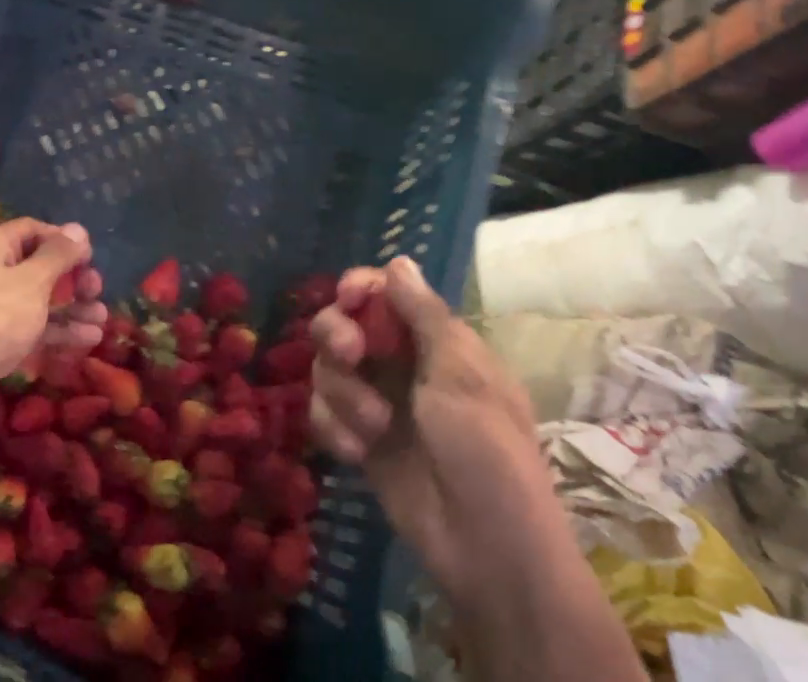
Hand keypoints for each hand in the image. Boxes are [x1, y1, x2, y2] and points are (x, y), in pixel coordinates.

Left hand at [0, 218, 101, 420]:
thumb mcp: (31, 282)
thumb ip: (58, 255)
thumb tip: (77, 229)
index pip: (33, 229)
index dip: (63, 240)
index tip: (90, 257)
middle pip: (39, 266)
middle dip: (72, 279)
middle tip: (97, 291)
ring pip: (40, 298)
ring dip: (72, 307)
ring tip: (101, 319)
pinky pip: (33, 324)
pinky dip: (58, 329)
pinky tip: (89, 338)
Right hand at [308, 257, 557, 600]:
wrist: (483, 547)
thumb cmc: (486, 453)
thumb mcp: (461, 377)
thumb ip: (425, 316)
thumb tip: (400, 260)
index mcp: (438, 344)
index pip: (386, 294)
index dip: (360, 289)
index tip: (348, 299)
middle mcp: (402, 366)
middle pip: (343, 325)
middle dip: (337, 338)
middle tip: (349, 357)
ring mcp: (377, 403)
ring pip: (326, 370)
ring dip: (342, 395)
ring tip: (371, 430)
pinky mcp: (356, 439)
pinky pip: (322, 412)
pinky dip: (332, 428)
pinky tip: (353, 453)